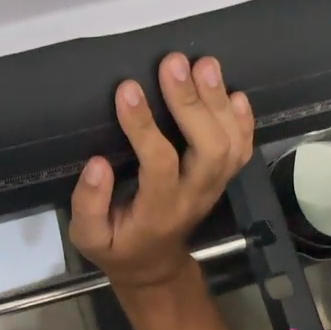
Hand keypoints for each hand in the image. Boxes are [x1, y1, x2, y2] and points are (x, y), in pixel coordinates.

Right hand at [70, 52, 254, 291]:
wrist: (154, 265)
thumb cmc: (117, 247)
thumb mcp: (89, 237)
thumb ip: (89, 203)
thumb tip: (97, 163)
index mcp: (159, 211)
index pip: (160, 163)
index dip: (145, 126)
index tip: (128, 89)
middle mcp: (194, 196)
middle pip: (210, 147)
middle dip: (193, 103)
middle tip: (173, 64)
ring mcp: (214, 187)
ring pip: (231, 143)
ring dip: (219, 101)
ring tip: (203, 64)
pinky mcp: (221, 178)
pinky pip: (242, 148)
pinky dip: (242, 118)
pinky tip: (232, 91)